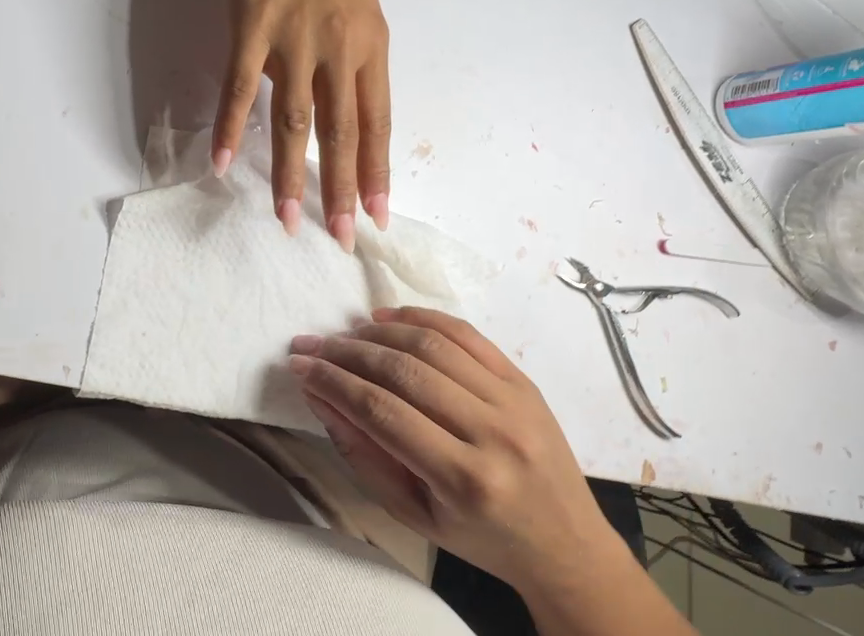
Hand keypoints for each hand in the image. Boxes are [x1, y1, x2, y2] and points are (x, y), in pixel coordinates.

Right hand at [214, 0, 389, 249]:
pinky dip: (229, 125)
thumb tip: (328, 105)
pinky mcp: (251, 24)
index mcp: (371, 42)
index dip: (378, 171)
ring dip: (290, 173)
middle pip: (342, 131)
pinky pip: (240, 86)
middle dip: (342, 190)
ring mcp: (294, 36)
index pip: (378, 121)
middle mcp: (340, 45)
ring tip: (285, 218)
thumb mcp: (352, 2)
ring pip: (294, 119)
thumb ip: (345, 56)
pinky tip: (222, 161)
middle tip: (341, 237)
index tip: (380, 215)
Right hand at [288, 308, 627, 595]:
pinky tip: (388, 318)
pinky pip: (467, 334)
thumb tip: (320, 396)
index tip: (298, 365)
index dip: (332, 382)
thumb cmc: (479, 538)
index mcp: (465, 480)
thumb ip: (362, 454)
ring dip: (378, 332)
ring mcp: (515, 402)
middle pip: (403, 372)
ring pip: (432, 345)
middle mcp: (494, 435)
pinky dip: (422, 317)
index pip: (381, 412)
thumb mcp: (411, 513)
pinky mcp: (525, 381)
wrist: (565, 546)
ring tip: (346, 334)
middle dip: (346, 352)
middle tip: (310, 344)